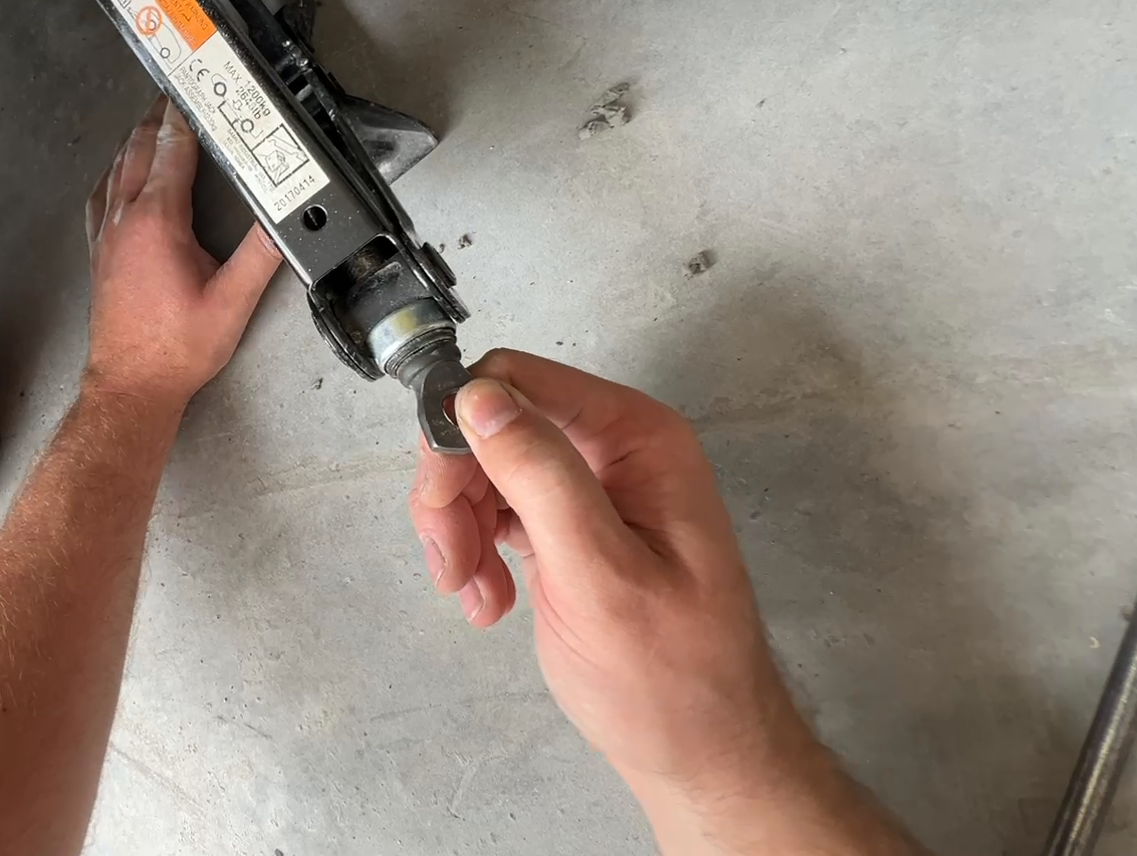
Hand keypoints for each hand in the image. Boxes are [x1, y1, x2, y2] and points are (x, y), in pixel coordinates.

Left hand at [83, 97, 281, 412]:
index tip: (193, 90)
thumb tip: (286, 219)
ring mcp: (105, 234)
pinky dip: (113, 172)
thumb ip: (260, 256)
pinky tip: (119, 173)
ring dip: (135, 140)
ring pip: (116, 169)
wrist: (130, 384)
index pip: (172, 153)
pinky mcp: (97, 253)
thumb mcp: (231, 303)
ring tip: (153, 122)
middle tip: (176, 94)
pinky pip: (100, 196)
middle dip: (158, 118)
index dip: (184, 118)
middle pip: (139, 151)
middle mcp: (125, 219)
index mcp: (158, 221)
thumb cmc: (178, 347)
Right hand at [407, 350, 827, 827]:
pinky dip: (470, 547)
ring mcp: (578, 482)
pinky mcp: (554, 518)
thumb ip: (540, 475)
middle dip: (454, 489)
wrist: (695, 756)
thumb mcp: (600, 573)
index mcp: (635, 437)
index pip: (516, 380)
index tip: (441, 493)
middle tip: (451, 558)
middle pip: (485, 425)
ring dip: (456, 527)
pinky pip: (485, 505)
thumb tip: (474, 395)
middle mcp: (605, 446)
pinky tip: (485, 596)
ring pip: (475, 466)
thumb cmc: (668, 678)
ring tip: (472, 590)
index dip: (462, 424)